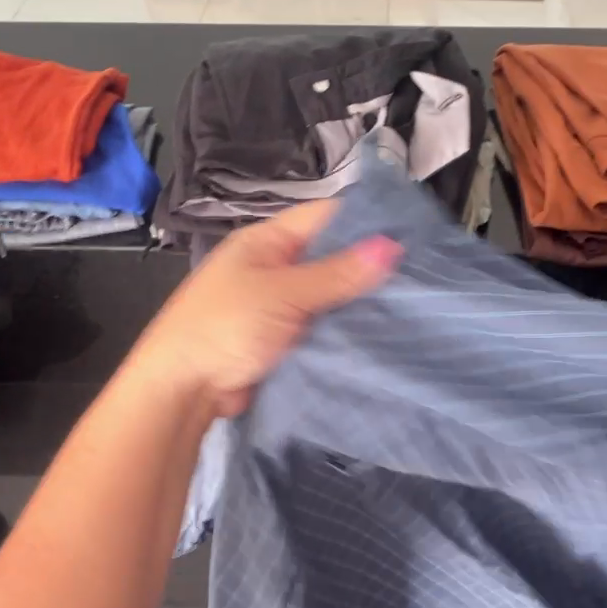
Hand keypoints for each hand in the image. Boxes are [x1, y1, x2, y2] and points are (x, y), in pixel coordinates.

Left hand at [130, 201, 399, 417]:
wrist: (183, 390)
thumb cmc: (224, 327)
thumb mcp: (283, 294)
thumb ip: (337, 273)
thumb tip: (391, 246)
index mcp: (266, 242)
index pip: (325, 217)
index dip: (366, 221)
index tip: (413, 233)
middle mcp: (275, 268)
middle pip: (331, 257)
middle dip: (369, 266)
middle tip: (422, 274)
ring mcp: (280, 305)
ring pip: (331, 296)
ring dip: (360, 302)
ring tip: (414, 303)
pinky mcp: (285, 339)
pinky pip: (323, 327)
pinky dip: (346, 330)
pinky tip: (383, 333)